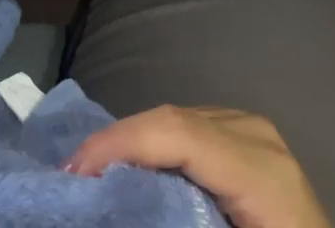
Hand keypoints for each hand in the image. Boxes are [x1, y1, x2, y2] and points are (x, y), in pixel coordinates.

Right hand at [65, 106, 332, 227]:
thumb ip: (169, 215)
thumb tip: (114, 203)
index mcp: (264, 173)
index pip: (178, 132)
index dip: (119, 144)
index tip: (74, 174)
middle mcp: (259, 137)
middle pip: (169, 119)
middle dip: (114, 144)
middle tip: (70, 178)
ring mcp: (255, 133)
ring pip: (173, 118)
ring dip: (130, 144)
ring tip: (91, 173)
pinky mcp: (247, 140)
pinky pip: (187, 129)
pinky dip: (152, 146)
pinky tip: (129, 167)